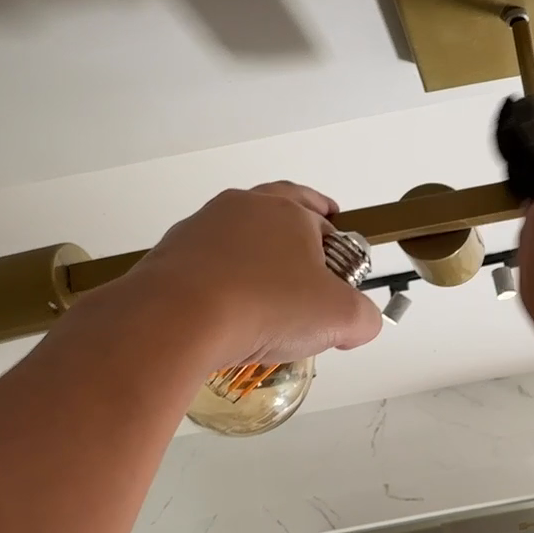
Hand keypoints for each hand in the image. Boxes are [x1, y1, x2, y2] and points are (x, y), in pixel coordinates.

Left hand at [109, 182, 381, 370]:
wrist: (175, 320)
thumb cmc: (268, 306)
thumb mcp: (342, 319)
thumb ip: (365, 318)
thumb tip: (361, 323)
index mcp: (287, 210)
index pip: (319, 212)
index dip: (336, 238)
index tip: (340, 261)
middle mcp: (241, 208)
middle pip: (276, 215)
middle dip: (295, 241)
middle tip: (308, 272)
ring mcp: (199, 230)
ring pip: (238, 240)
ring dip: (255, 263)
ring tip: (267, 301)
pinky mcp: (168, 257)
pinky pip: (207, 266)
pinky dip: (223, 284)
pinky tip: (230, 316)